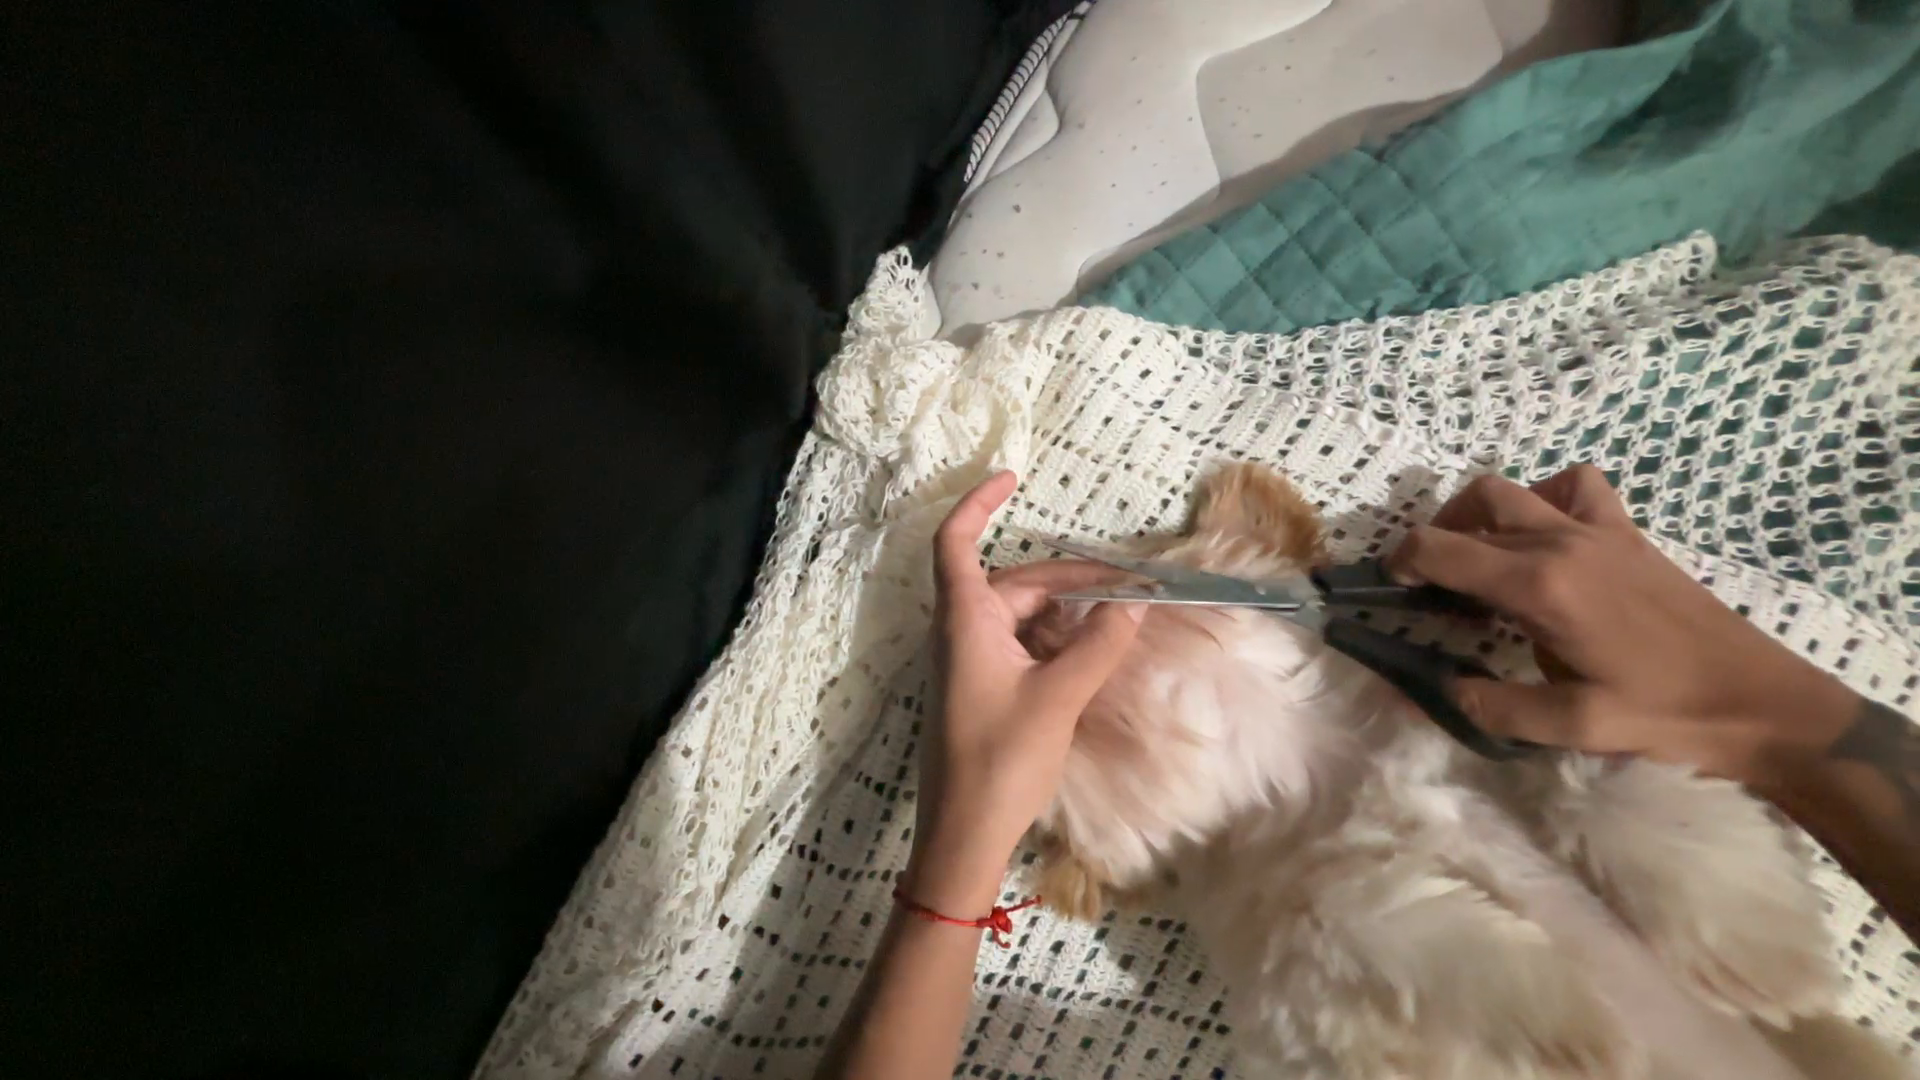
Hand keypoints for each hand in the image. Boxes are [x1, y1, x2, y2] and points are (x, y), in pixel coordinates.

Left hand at [906, 472, 1143, 912]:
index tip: (1012, 479)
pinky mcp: (980, 686)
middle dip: (1067, 578)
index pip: (956, 543)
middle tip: (1127, 584)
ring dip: (1064, 611)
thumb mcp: (1057, 698)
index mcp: (964, 620)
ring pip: (1019, 615)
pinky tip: (1090, 650)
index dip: (978, 505)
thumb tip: (1129, 605)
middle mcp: (961, 631)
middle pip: (1012, 582)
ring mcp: (968, 660)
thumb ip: (1095, 647)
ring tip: (1118, 614)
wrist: (964, 833)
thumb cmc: (1001, 761)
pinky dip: (1053, 639)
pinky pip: (1018, 644)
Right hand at [1389, 466, 1858, 791]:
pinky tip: (1543, 536)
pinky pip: (1575, 487)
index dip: (1401, 564)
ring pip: (1511, 490)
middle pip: (1467, 509)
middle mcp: (1560, 544)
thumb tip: (1428, 688)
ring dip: (1477, 514)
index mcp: (1538, 587)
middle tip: (1432, 585)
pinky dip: (1544, 498)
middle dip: (1431, 540)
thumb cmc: (1667, 716)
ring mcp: (1598, 531)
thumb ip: (1486, 705)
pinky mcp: (1627, 535)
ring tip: (1478, 556)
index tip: (1398, 593)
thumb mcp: (1567, 726)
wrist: (1769, 706)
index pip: (1438, 548)